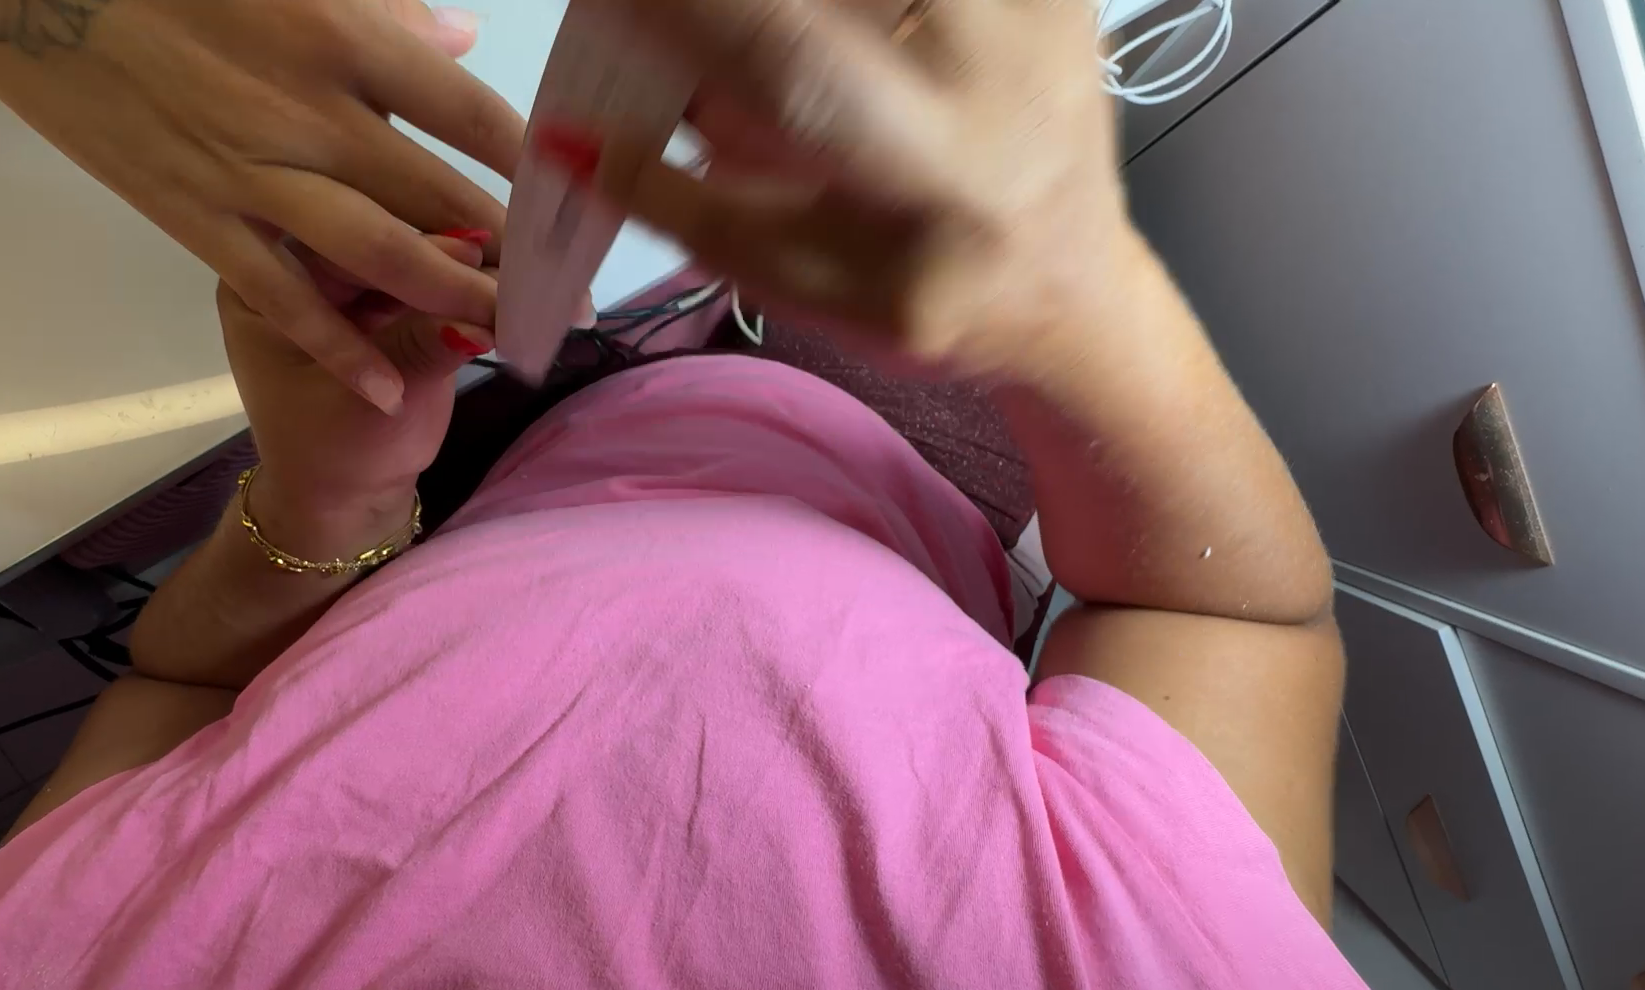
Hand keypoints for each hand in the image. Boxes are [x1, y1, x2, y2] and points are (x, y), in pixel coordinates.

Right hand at [0, 0, 522, 412]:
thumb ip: (387, 12)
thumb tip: (464, 37)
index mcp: (338, 35)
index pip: (475, 116)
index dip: (541, 173)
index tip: (583, 214)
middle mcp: (306, 111)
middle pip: (446, 200)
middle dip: (520, 258)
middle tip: (573, 298)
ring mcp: (252, 172)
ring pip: (384, 255)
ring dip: (460, 301)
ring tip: (518, 338)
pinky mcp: (198, 220)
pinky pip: (283, 298)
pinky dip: (339, 348)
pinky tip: (391, 391)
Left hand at [216, 234, 491, 555]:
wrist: (346, 497)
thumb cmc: (337, 455)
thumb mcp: (376, 404)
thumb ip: (426, 351)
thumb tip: (489, 316)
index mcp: (267, 286)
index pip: (345, 247)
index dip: (413, 245)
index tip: (476, 249)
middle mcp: (310, 275)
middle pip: (384, 245)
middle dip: (450, 253)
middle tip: (511, 256)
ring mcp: (356, 293)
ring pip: (416, 264)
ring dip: (469, 271)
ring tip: (522, 272)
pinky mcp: (395, 313)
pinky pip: (435, 290)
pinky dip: (472, 293)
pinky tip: (512, 288)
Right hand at [543, 0, 1122, 382]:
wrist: (1064, 287)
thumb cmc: (929, 304)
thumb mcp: (809, 293)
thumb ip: (697, 219)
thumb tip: (580, 140)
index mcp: (939, 185)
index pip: (794, 68)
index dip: (684, 15)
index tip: (603, 5)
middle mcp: (1006, 77)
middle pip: (837, 6)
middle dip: (724, 7)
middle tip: (653, 19)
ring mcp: (1042, 9)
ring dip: (791, 12)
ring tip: (738, 44)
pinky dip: (846, 13)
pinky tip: (835, 40)